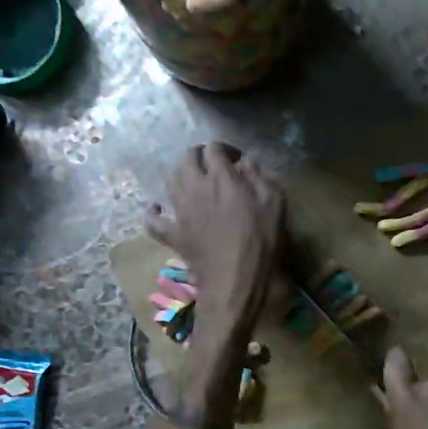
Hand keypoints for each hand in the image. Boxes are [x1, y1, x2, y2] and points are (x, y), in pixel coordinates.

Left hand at [145, 144, 284, 341]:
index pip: (215, 149)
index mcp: (222, 177)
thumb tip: (248, 161)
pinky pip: (153, 220)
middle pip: (187, 158)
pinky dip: (154, 212)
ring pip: (170, 180)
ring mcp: (180, 211)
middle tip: (212, 163)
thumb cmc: (262, 242)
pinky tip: (158, 209)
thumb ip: (260, 177)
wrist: (237, 280)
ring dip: (180, 173)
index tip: (237, 159)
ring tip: (191, 179)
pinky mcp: (172, 234)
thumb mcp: (274, 204)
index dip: (225, 149)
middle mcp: (195, 187)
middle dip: (199, 155)